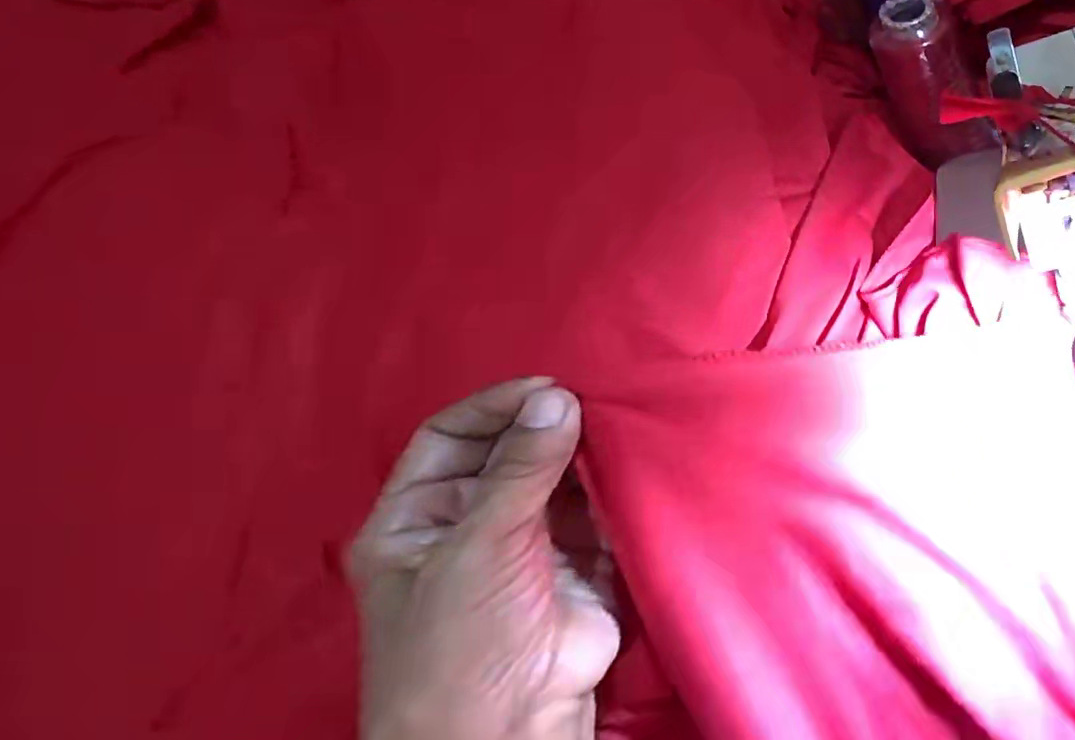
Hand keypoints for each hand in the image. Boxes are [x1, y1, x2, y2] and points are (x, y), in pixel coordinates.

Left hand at [351, 377, 619, 739]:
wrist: (513, 726)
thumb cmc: (460, 641)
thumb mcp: (479, 549)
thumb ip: (520, 470)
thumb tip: (559, 396)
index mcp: (419, 517)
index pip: (449, 436)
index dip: (493, 407)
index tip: (546, 390)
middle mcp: (472, 517)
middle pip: (510, 446)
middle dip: (547, 421)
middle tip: (593, 400)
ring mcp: (530, 532)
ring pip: (558, 467)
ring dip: (587, 444)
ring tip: (618, 420)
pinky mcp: (580, 547)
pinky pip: (598, 495)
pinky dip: (616, 473)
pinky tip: (634, 453)